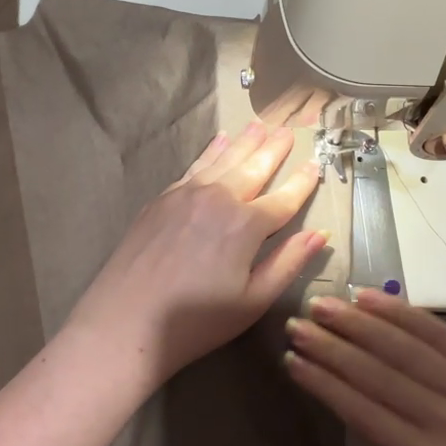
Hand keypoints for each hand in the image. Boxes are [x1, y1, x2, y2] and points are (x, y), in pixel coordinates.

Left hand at [65, 122, 325, 382]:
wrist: (126, 319)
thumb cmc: (196, 320)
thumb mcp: (252, 301)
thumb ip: (287, 264)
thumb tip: (319, 234)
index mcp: (246, 225)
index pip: (284, 198)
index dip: (302, 182)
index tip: (317, 164)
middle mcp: (218, 198)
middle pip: (253, 167)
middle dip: (273, 149)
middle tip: (289, 129)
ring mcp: (186, 194)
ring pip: (222, 159)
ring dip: (244, 141)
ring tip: (260, 125)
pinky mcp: (162, 198)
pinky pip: (195, 166)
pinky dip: (211, 151)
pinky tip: (219, 141)